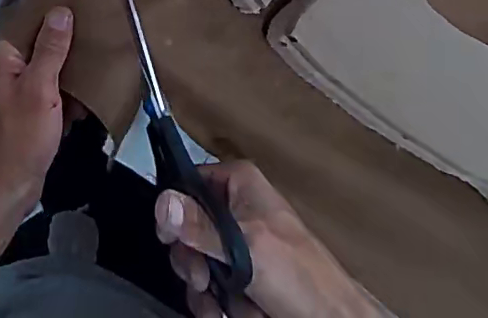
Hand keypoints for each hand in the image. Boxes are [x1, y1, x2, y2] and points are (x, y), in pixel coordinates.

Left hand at [0, 7, 72, 221]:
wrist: (3, 192)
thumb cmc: (20, 138)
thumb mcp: (40, 89)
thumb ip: (50, 48)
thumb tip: (60, 10)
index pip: (28, 22)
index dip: (56, 17)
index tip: (84, 9)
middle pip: (36, 43)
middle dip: (64, 45)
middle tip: (94, 36)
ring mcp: (5, 90)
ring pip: (42, 66)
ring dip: (65, 70)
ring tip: (92, 62)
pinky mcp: (16, 108)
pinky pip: (42, 86)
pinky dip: (59, 90)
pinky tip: (78, 96)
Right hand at [156, 162, 391, 317]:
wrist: (323, 316)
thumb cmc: (296, 272)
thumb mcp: (244, 246)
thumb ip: (202, 228)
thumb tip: (164, 202)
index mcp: (240, 182)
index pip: (189, 182)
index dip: (174, 211)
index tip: (171, 239)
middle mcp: (236, 206)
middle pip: (187, 228)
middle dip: (191, 260)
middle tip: (204, 277)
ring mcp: (236, 241)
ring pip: (194, 261)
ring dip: (202, 289)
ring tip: (222, 303)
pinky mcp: (237, 271)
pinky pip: (207, 284)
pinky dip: (211, 302)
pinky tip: (225, 311)